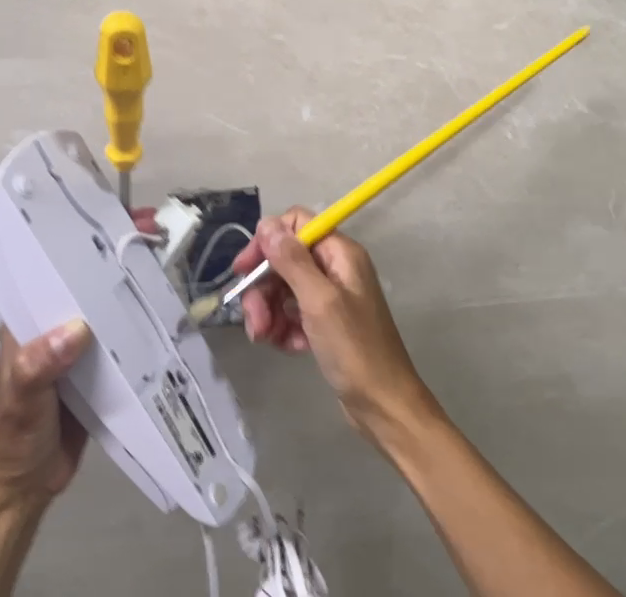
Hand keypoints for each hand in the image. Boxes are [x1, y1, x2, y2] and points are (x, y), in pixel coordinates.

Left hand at [0, 207, 155, 503]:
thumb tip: (76, 329)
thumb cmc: (10, 438)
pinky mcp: (103, 370)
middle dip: (117, 254)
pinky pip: (126, 338)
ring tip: (168, 258)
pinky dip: (146, 323)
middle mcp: (56, 327)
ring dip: (135, 285)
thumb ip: (39, 366)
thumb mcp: (21, 400)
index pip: (52, 268)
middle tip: (154, 229)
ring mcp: (80, 349)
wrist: (23, 487)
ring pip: (110, 306)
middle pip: (88, 281)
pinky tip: (170, 310)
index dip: (79, 238)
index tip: (111, 215)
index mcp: (29, 323)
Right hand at [231, 207, 439, 439]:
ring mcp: (332, 297)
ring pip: (284, 290)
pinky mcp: (326, 323)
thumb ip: (293, 261)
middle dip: (264, 289)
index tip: (244, 271)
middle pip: (285, 260)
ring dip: (269, 313)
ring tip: (267, 339)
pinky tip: (290, 348)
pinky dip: (285, 329)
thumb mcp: (319, 301)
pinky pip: (293, 315)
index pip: (297, 224)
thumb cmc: (354, 348)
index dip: (267, 243)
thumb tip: (267, 224)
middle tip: (254, 322)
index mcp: (341, 253)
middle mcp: (336, 268)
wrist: (381, 401)